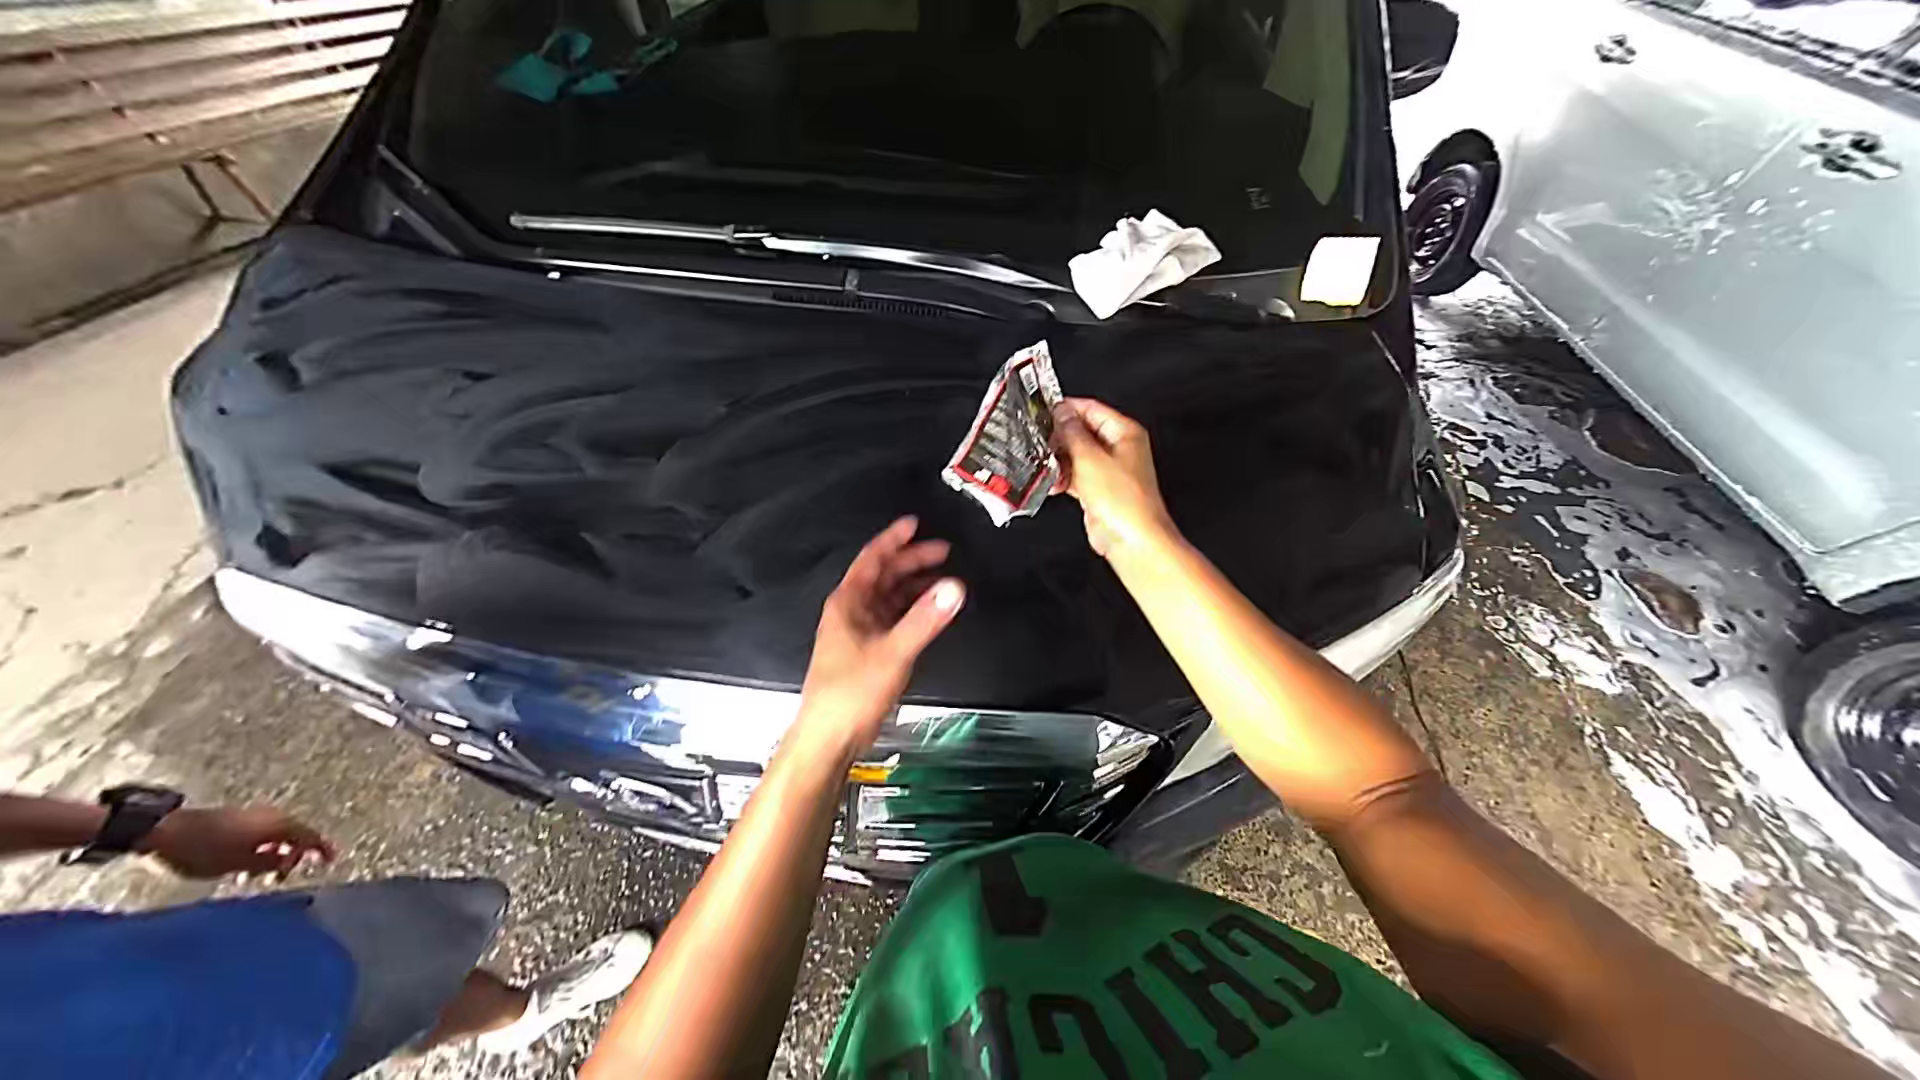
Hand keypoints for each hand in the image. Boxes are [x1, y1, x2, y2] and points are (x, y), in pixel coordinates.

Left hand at [142, 805, 336, 880]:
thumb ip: (267, 862)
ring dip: (271, 854)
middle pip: (294, 836)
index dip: (323, 850)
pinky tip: (241, 863)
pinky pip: (260, 834)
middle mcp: (274, 816)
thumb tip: (287, 860)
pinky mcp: (237, 819)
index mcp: (280, 826)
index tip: (329, 862)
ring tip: (250, 876)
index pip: (311, 837)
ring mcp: (255, 816)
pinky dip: (259, 848)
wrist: (165, 830)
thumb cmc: (204, 850)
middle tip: (277, 878)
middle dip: (290, 857)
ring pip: (275, 835)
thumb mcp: (236, 864)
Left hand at [796, 517, 965, 756]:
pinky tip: (928, 612)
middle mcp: (851, 613)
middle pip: (883, 576)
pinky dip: (912, 611)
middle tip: (940, 551)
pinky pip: (892, 620)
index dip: (893, 539)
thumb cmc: (846, 696)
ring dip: (913, 587)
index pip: (871, 559)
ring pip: (889, 598)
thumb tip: (951, 589)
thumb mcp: (892, 652)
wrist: (829, 737)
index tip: (913, 525)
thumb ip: (924, 620)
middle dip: (911, 561)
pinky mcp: (868, 652)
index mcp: (847, 604)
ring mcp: (859, 633)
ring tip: (941, 579)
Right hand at [1052, 398, 1177, 558]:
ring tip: (1046, 465)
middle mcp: (1120, 449)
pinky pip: (1076, 476)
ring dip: (1060, 461)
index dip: (1067, 408)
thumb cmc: (1125, 501)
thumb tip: (1062, 413)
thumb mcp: (1089, 458)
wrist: (1131, 539)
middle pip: (1083, 432)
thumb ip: (1072, 432)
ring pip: (1077, 456)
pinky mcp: (1100, 490)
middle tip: (1042, 441)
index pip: (1092, 409)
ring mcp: (1110, 471)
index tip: (1045, 411)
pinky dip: (1064, 479)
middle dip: (1061, 439)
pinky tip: (1054, 484)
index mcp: (1125, 433)